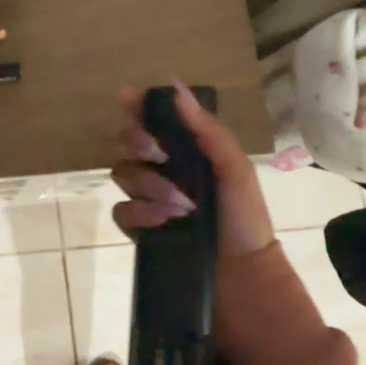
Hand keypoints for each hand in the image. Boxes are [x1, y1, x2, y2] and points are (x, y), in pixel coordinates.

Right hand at [109, 79, 274, 258]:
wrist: (241, 274)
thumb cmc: (244, 217)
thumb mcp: (235, 169)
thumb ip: (207, 131)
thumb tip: (177, 90)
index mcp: (187, 152)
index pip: (154, 120)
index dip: (138, 107)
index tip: (128, 98)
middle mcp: (162, 170)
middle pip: (128, 142)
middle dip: (139, 143)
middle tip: (159, 156)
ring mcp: (147, 199)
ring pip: (123, 174)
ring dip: (149, 185)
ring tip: (180, 206)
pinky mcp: (138, 228)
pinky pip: (121, 209)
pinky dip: (140, 212)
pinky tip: (163, 221)